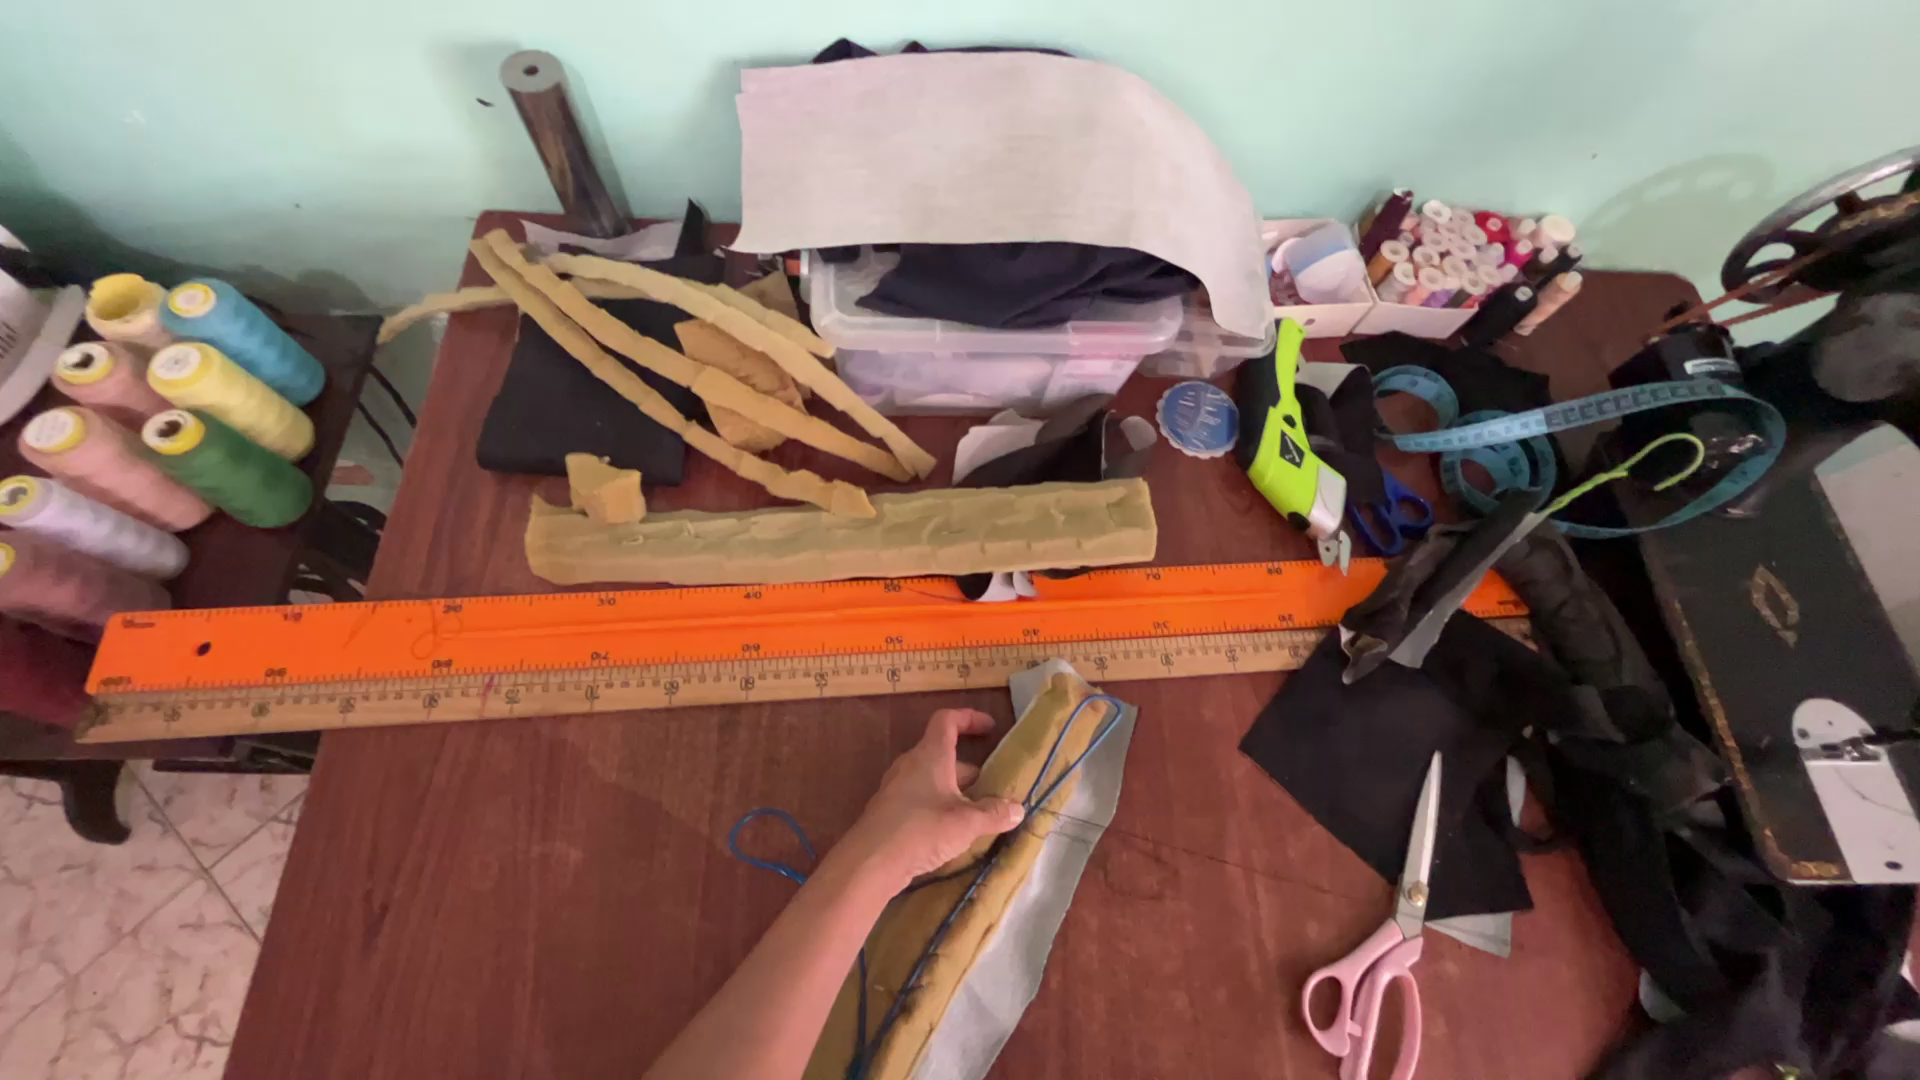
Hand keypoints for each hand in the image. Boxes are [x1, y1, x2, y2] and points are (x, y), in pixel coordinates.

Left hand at [836, 709, 1025, 890]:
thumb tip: (1018, 809)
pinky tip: (952, 831)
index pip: (947, 720)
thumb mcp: (966, 823)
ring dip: (956, 790)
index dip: (969, 718)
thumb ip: (993, 814)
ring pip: (933, 778)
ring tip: (978, 813)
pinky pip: (921, 797)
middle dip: (970, 768)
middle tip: (992, 786)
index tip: (991, 728)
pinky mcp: (890, 810)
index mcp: (930, 755)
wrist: (870, 862)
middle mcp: (911, 764)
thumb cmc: (920, 829)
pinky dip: (940, 805)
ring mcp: (897, 787)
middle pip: (943, 753)